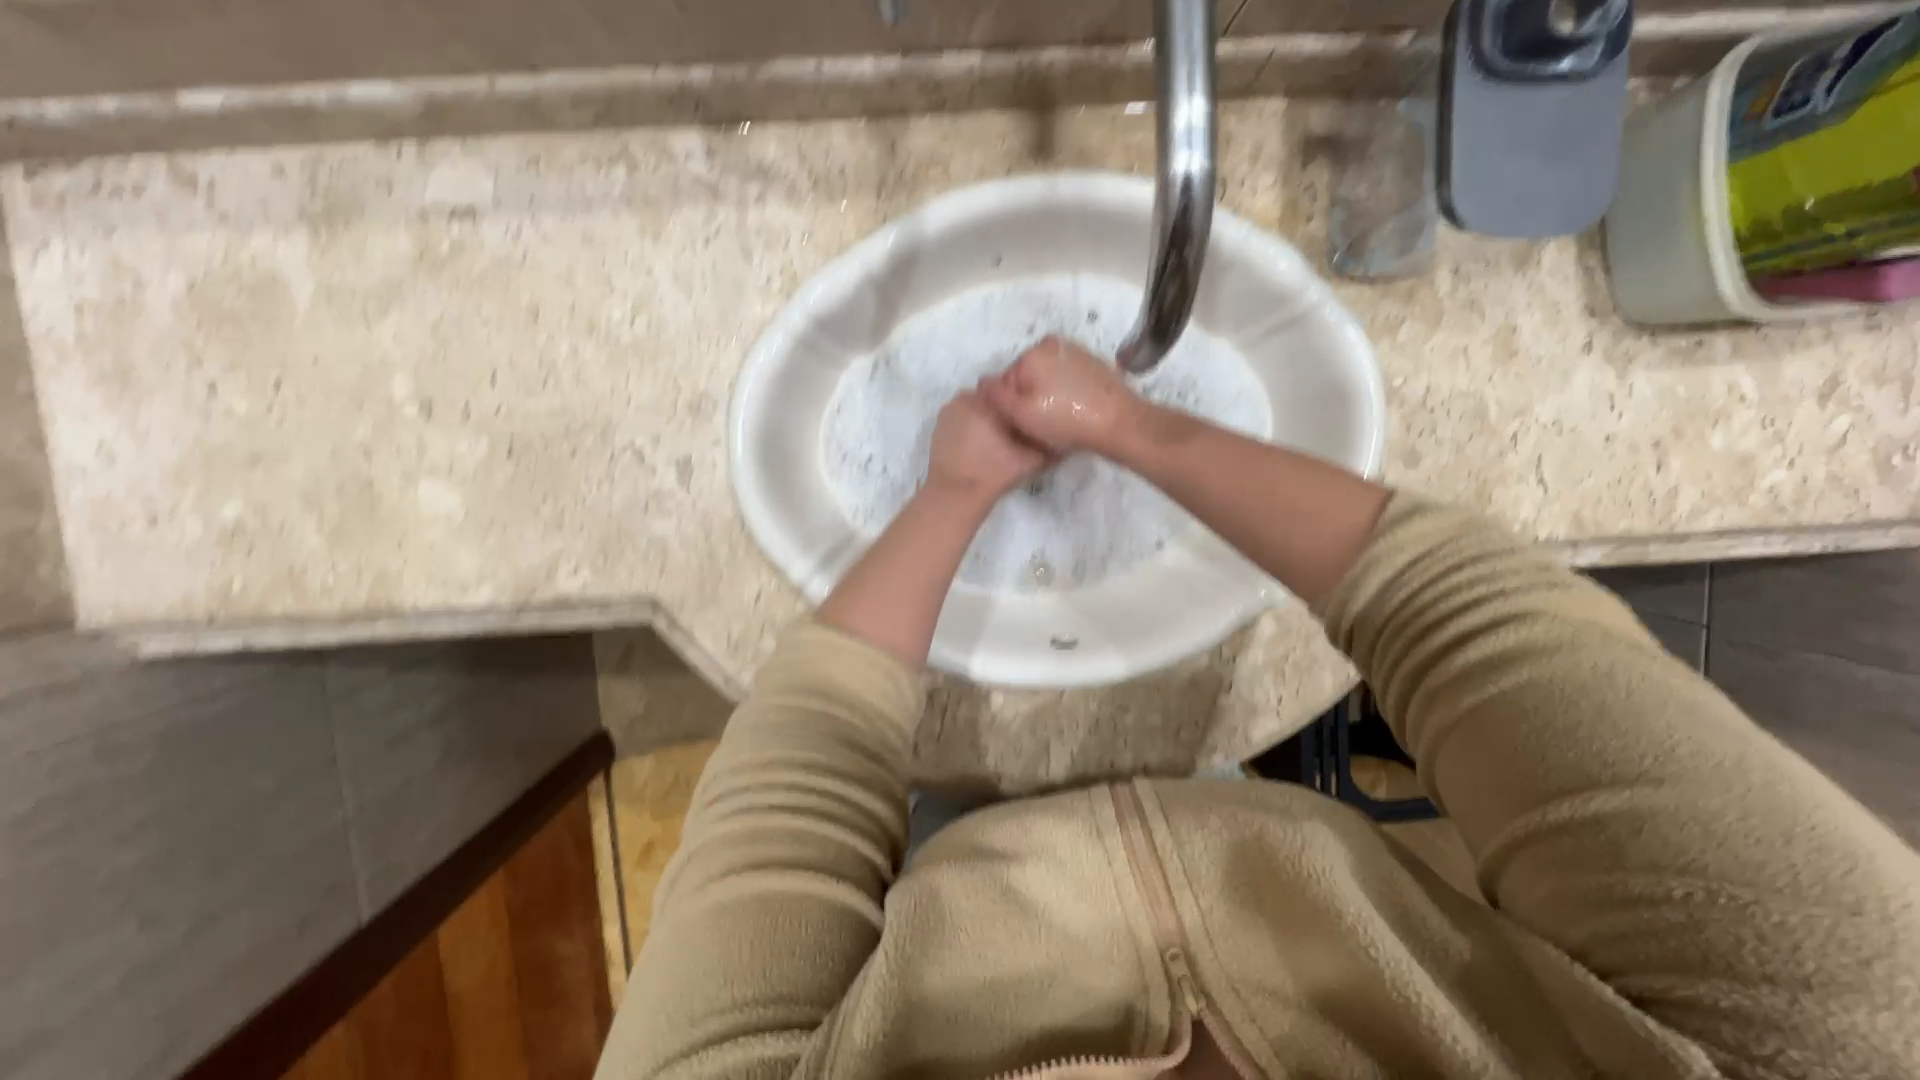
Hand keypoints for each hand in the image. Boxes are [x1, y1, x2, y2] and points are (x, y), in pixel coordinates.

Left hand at [925, 389, 1048, 505]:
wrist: (956, 494)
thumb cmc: (994, 471)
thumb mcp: (1030, 459)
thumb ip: (1047, 444)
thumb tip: (1061, 439)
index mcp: (987, 399)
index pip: (1006, 388)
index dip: (1016, 401)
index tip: (1023, 417)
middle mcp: (965, 398)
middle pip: (988, 397)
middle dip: (998, 409)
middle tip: (1010, 431)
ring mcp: (947, 413)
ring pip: (972, 408)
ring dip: (981, 417)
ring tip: (992, 440)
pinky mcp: (937, 428)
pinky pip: (958, 420)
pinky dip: (966, 428)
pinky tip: (975, 447)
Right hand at [978, 334, 1138, 454]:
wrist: (1120, 424)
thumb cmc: (1067, 420)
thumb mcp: (1022, 414)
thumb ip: (996, 396)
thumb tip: (982, 381)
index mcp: (1033, 352)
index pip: (1008, 382)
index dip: (1013, 406)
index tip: (1028, 423)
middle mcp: (1054, 344)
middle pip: (1029, 378)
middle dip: (1032, 399)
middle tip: (1045, 424)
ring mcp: (1078, 352)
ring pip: (1050, 379)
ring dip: (1051, 397)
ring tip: (1063, 420)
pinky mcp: (1095, 365)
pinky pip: (1069, 380)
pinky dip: (1069, 394)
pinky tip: (1077, 413)